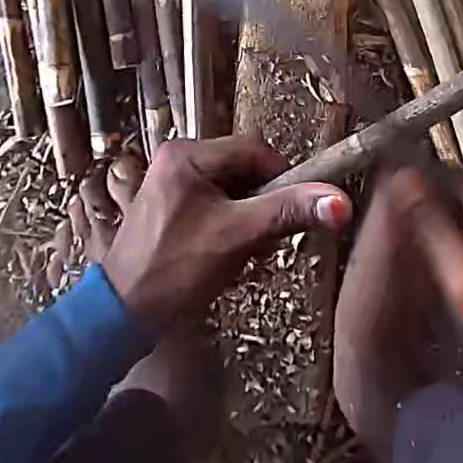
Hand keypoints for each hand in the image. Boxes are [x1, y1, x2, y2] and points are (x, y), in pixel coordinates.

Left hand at [101, 135, 352, 332]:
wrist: (122, 312)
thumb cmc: (176, 268)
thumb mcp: (236, 236)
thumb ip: (286, 213)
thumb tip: (340, 201)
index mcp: (186, 153)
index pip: (252, 149)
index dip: (282, 176)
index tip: (298, 209)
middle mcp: (176, 159)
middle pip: (242, 169)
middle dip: (261, 203)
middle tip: (266, 238)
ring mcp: (171, 182)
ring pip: (231, 189)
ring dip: (247, 219)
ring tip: (243, 250)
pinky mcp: (171, 206)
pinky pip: (215, 204)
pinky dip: (229, 226)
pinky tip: (225, 254)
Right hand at [391, 169, 462, 404]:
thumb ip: (431, 224)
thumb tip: (400, 177)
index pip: (449, 184)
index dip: (422, 204)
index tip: (401, 223)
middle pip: (459, 195)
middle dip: (437, 219)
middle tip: (421, 248)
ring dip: (449, 230)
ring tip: (441, 259)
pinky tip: (457, 264)